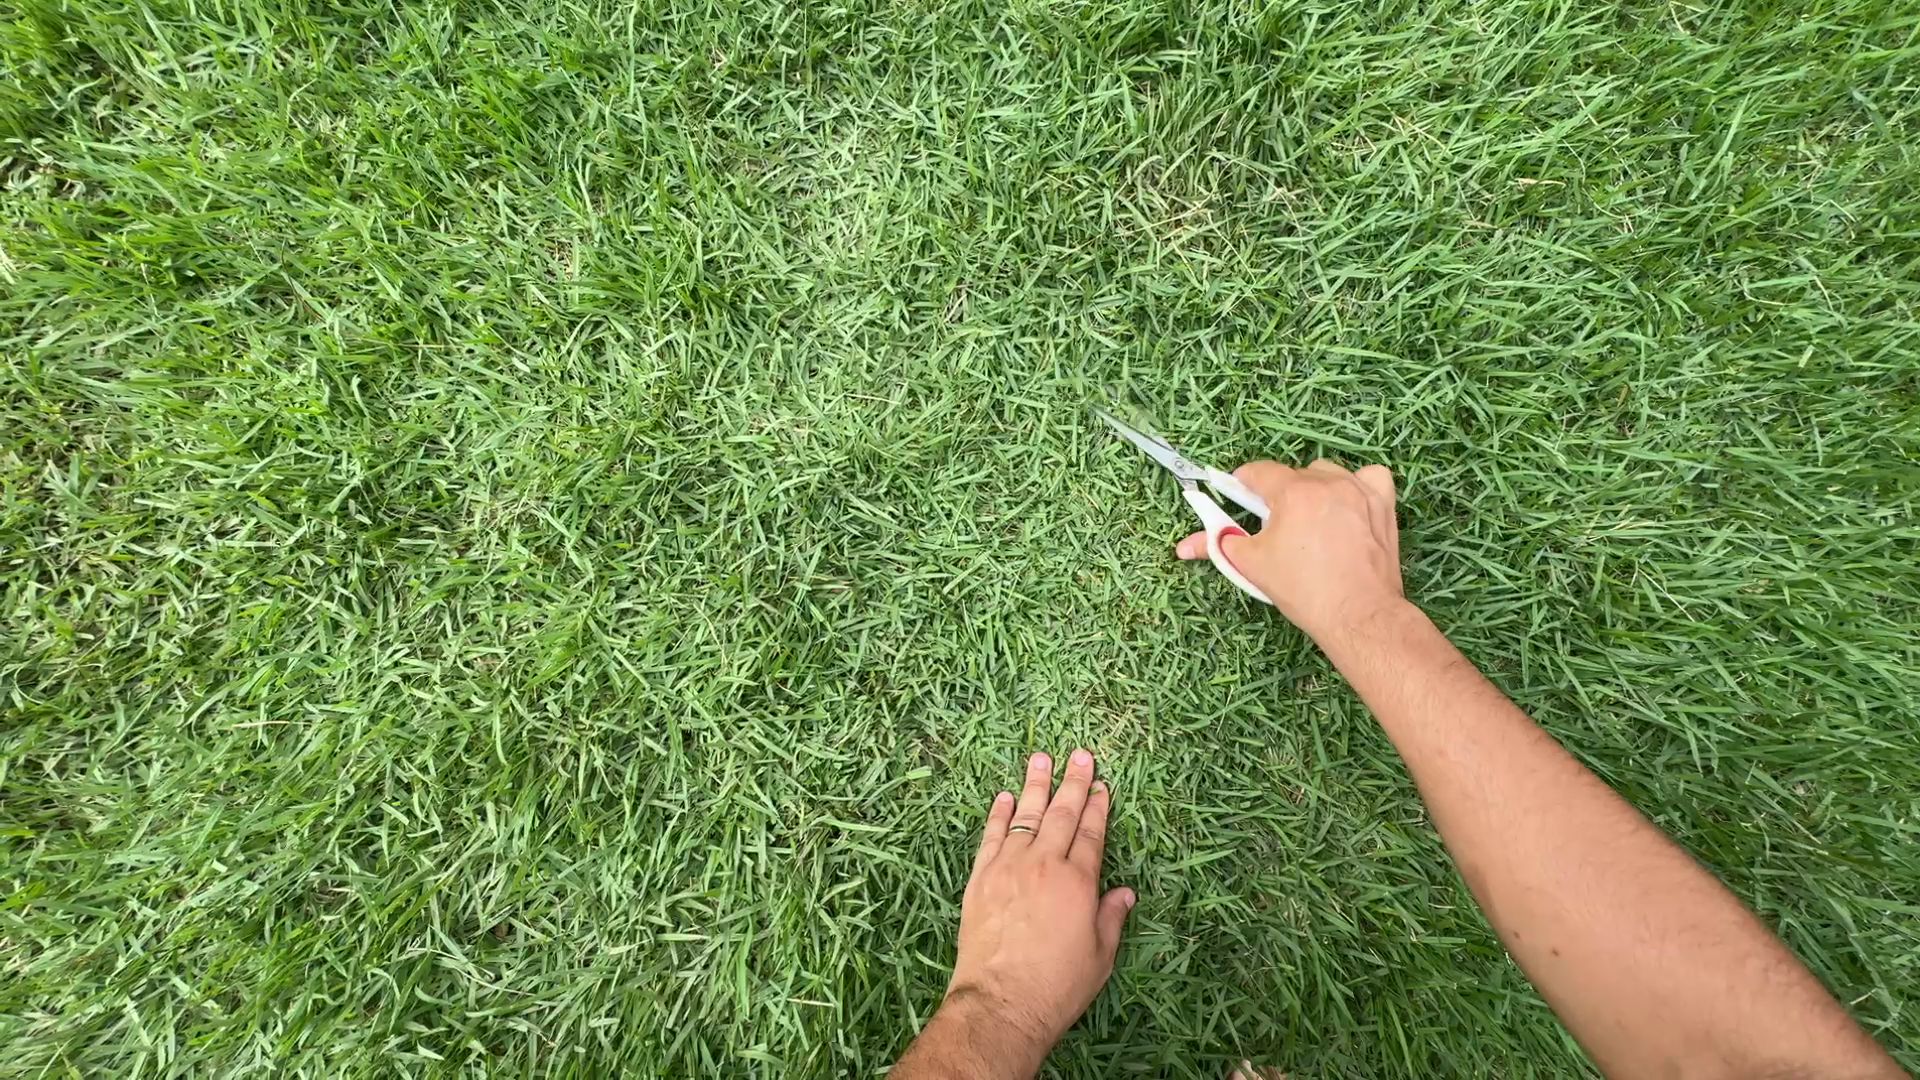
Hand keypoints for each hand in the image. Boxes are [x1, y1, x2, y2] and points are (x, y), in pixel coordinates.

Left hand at [893, 750, 1134, 1078]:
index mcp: (1077, 881)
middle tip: (1080, 754)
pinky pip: (991, 836)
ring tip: (1041, 758)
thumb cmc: (1057, 985)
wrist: (1001, 1002)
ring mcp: (1009, 866)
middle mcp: (1044, 864)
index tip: (1101, 784)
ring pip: (1025, 815)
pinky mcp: (981, 876)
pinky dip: (998, 814)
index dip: (1097, 806)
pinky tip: (1003, 797)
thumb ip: (1111, 917)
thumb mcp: (1099, 957)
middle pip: (1062, 814)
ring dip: (1035, 785)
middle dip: (1073, 782)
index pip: (1091, 832)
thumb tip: (1126, 891)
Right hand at [1177, 459, 1403, 640]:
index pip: (1258, 471)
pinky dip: (1356, 485)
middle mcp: (1327, 483)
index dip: (1241, 483)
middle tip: (1272, 525)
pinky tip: (1346, 506)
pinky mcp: (1383, 504)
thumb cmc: (1301, 588)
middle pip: (1291, 474)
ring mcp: (1360, 491)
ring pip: (1326, 473)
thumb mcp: (1250, 565)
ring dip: (1312, 488)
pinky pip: (1368, 477)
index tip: (1236, 496)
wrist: (1357, 613)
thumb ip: (1217, 545)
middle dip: (1277, 494)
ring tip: (1308, 518)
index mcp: (1292, 493)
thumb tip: (1183, 546)